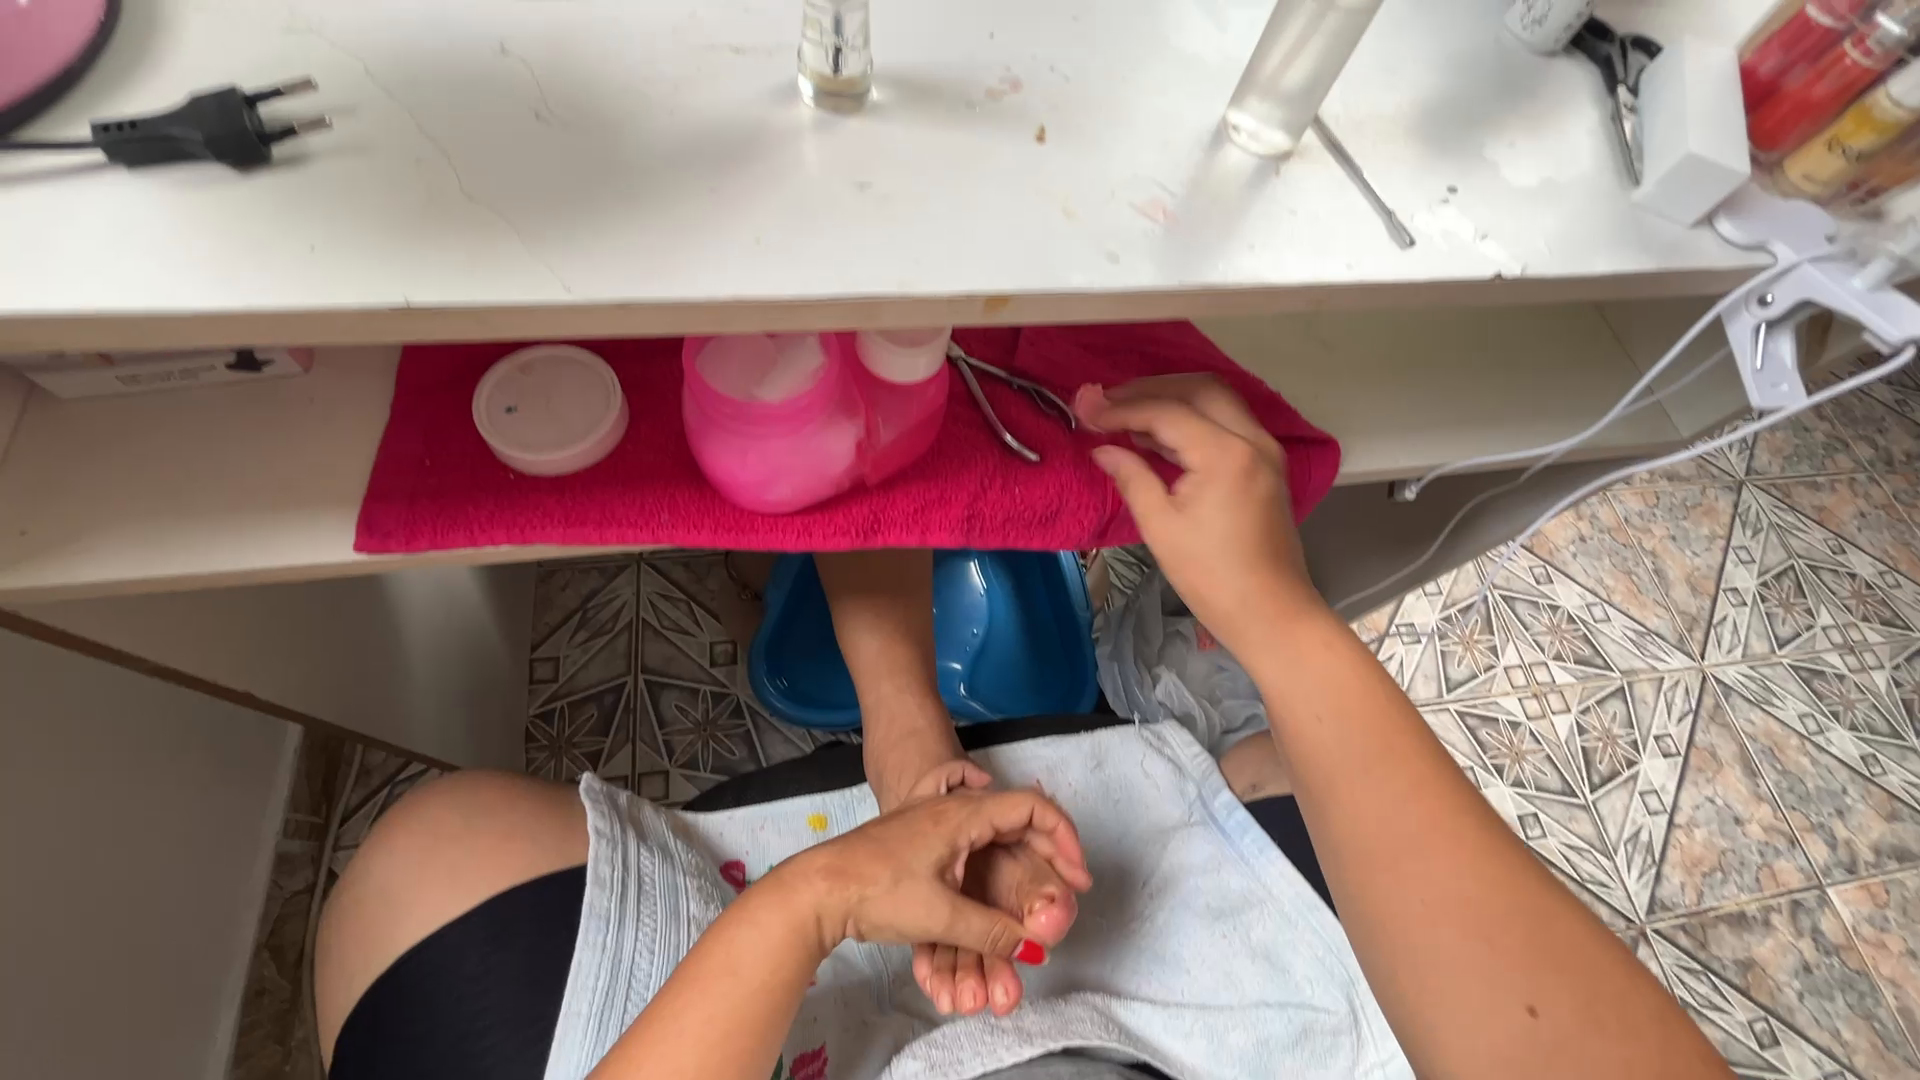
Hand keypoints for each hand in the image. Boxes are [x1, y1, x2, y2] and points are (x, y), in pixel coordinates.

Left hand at [773, 787, 1092, 971]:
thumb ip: (991, 931)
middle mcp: (954, 811)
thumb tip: (1033, 946)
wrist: (818, 888)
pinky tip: (995, 896)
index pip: (1031, 807)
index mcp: (963, 814)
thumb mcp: (940, 915)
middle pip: (1016, 822)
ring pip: (992, 839)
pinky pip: (969, 851)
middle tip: (1069, 890)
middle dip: (1047, 856)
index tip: (1078, 876)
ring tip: (1038, 900)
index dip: (1063, 838)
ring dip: (1018, 868)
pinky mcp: (921, 844)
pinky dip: (991, 871)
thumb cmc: (877, 890)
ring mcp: (935, 825)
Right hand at [1075, 375, 1326, 655]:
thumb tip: (1102, 449)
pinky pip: (1227, 421)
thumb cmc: (1210, 577)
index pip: (1166, 412)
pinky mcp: (1266, 464)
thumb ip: (1131, 477)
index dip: (1121, 408)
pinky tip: (1159, 435)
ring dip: (1172, 397)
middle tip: (1107, 401)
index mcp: (1224, 455)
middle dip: (1149, 388)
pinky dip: (1192, 418)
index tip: (1085, 411)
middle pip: (1198, 388)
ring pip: (1217, 399)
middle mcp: (1252, 440)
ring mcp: (1265, 450)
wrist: (1269, 611)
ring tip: (1127, 413)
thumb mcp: (1160, 527)